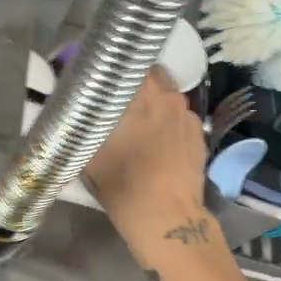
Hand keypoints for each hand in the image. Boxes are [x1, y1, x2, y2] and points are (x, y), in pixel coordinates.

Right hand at [84, 70, 206, 223]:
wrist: (166, 217)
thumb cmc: (122, 181)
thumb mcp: (88, 150)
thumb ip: (85, 121)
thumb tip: (79, 107)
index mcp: (142, 93)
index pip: (131, 62)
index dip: (119, 69)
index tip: (107, 81)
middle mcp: (170, 97)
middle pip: (153, 80)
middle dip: (138, 90)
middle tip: (120, 108)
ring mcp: (189, 117)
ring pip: (168, 102)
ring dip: (155, 110)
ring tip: (140, 131)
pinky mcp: (201, 138)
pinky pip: (180, 123)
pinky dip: (169, 129)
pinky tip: (158, 149)